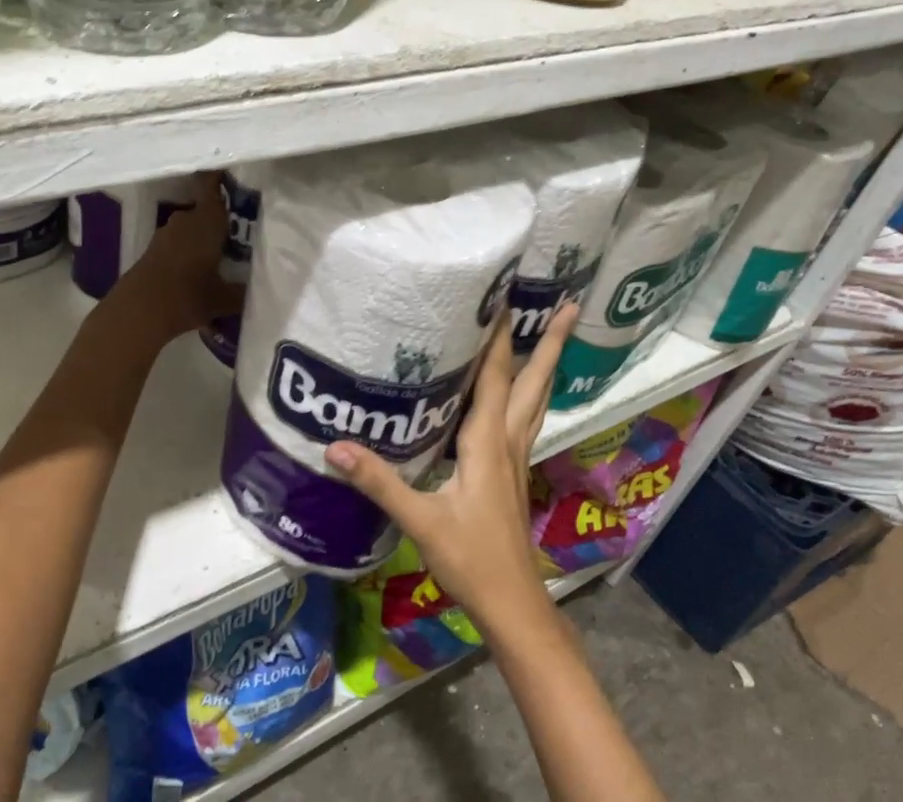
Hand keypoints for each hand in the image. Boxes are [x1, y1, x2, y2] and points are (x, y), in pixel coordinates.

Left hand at [101, 171, 243, 342]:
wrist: (137, 312)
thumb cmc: (186, 297)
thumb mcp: (223, 299)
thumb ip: (243, 292)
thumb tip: (259, 290)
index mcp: (206, 221)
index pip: (212, 185)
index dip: (221, 175)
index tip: (235, 172)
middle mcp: (185, 220)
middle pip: (206, 209)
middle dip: (223, 217)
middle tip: (244, 229)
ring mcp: (166, 234)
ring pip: (192, 226)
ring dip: (206, 235)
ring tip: (226, 252)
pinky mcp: (154, 250)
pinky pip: (179, 241)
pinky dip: (191, 249)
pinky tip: (202, 267)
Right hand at [327, 303, 579, 626]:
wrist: (512, 604)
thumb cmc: (471, 560)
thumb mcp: (421, 521)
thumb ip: (380, 482)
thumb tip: (335, 447)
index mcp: (487, 446)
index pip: (495, 381)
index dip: (496, 340)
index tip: (500, 298)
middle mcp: (507, 444)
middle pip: (534, 384)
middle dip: (549, 343)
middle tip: (567, 304)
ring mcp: (515, 461)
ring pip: (536, 402)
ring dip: (546, 366)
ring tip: (553, 334)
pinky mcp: (511, 476)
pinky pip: (525, 421)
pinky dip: (529, 395)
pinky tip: (518, 397)